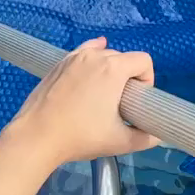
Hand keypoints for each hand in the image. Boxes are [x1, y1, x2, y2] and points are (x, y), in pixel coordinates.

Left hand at [6, 37, 159, 167]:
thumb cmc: (81, 136)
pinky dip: (92, 56)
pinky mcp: (59, 62)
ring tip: (103, 93)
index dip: (147, 79)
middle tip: (120, 103)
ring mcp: (74, 57)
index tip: (137, 100)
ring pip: (103, 54)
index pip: (143, 60)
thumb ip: (145, 138)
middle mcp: (95, 55)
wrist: (38, 135)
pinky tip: (92, 62)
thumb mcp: (120, 142)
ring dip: (110, 69)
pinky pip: (83, 52)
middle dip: (128, 76)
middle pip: (123, 58)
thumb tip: (156, 135)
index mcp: (113, 69)